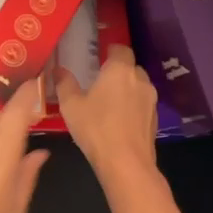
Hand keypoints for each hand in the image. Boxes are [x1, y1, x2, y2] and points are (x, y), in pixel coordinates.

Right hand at [56, 44, 158, 188]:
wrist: (126, 164)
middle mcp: (139, 80)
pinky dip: (132, 106)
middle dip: (117, 71)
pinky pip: (142, 104)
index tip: (99, 56)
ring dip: (126, 89)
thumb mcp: (71, 105)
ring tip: (108, 101)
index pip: (121, 49)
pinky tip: (118, 119)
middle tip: (99, 80)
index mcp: (119, 70)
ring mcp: (151, 100)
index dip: (111, 50)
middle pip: (130, 67)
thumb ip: (65, 83)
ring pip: (138, 86)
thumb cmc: (96, 128)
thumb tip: (58, 69)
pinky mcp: (155, 119)